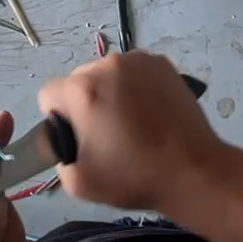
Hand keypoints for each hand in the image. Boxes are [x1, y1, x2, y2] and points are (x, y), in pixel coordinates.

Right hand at [37, 51, 228, 212]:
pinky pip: (132, 70)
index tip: (78, 136)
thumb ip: (56, 155)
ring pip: (106, 73)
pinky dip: (133, 85)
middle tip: (106, 132)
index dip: (57, 118)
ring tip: (131, 121)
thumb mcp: (79, 182)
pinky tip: (148, 110)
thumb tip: (60, 136)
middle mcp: (106, 64)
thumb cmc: (134, 176)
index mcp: (82, 90)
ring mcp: (136, 59)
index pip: (49, 94)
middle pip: (78, 80)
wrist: (193, 170)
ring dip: (109, 91)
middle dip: (83, 102)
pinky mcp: (160, 62)